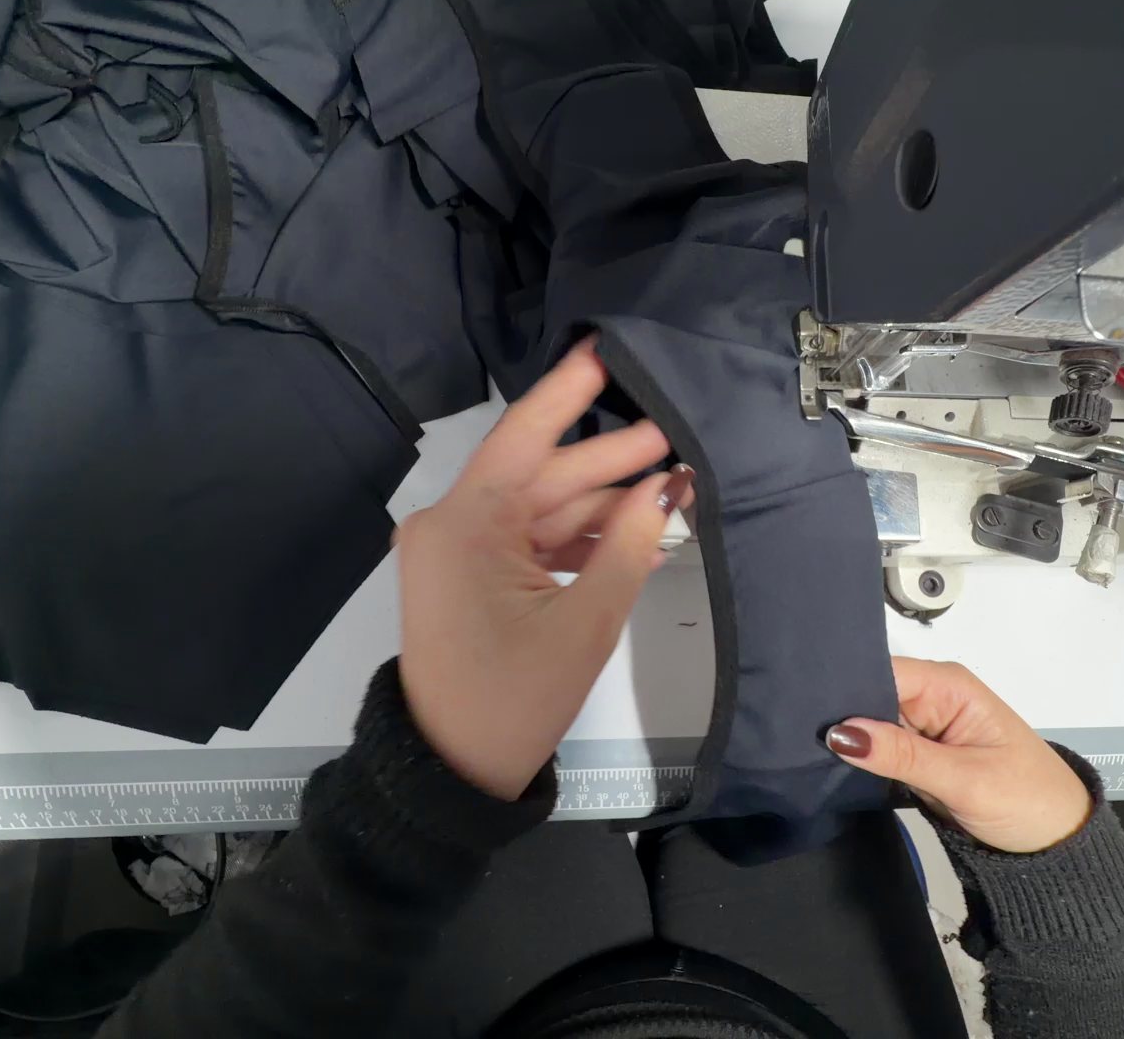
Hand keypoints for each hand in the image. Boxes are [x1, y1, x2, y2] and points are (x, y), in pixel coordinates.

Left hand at [397, 339, 693, 799]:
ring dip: (599, 509)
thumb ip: (629, 545)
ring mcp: (458, 551)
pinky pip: (529, 543)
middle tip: (672, 440)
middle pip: (541, 477)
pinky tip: (629, 541)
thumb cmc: (516, 697)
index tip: (605, 350)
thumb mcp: (585, 619)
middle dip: (608, 464)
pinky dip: (575, 542)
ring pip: (540, 511)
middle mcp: (451, 524)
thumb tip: (667, 487)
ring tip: (666, 494)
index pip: (524, 436)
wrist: (454, 772)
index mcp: (464, 523)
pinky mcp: (471, 575)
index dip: (568, 391)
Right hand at [825, 657, 1092, 852]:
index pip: (882, 671)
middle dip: (841, 714)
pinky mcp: (916, 751)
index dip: (846, 687)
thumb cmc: (1026, 801)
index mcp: (946, 685)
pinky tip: (830, 760)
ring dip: (847, 738)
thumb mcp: (964, 780)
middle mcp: (930, 695)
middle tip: (800, 732)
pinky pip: (878, 745)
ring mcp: (922, 724)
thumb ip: (901, 755)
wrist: (1059, 847)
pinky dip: (860, 756)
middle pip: (870, 693)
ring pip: (868, 721)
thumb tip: (839, 733)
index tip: (808, 708)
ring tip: (808, 746)